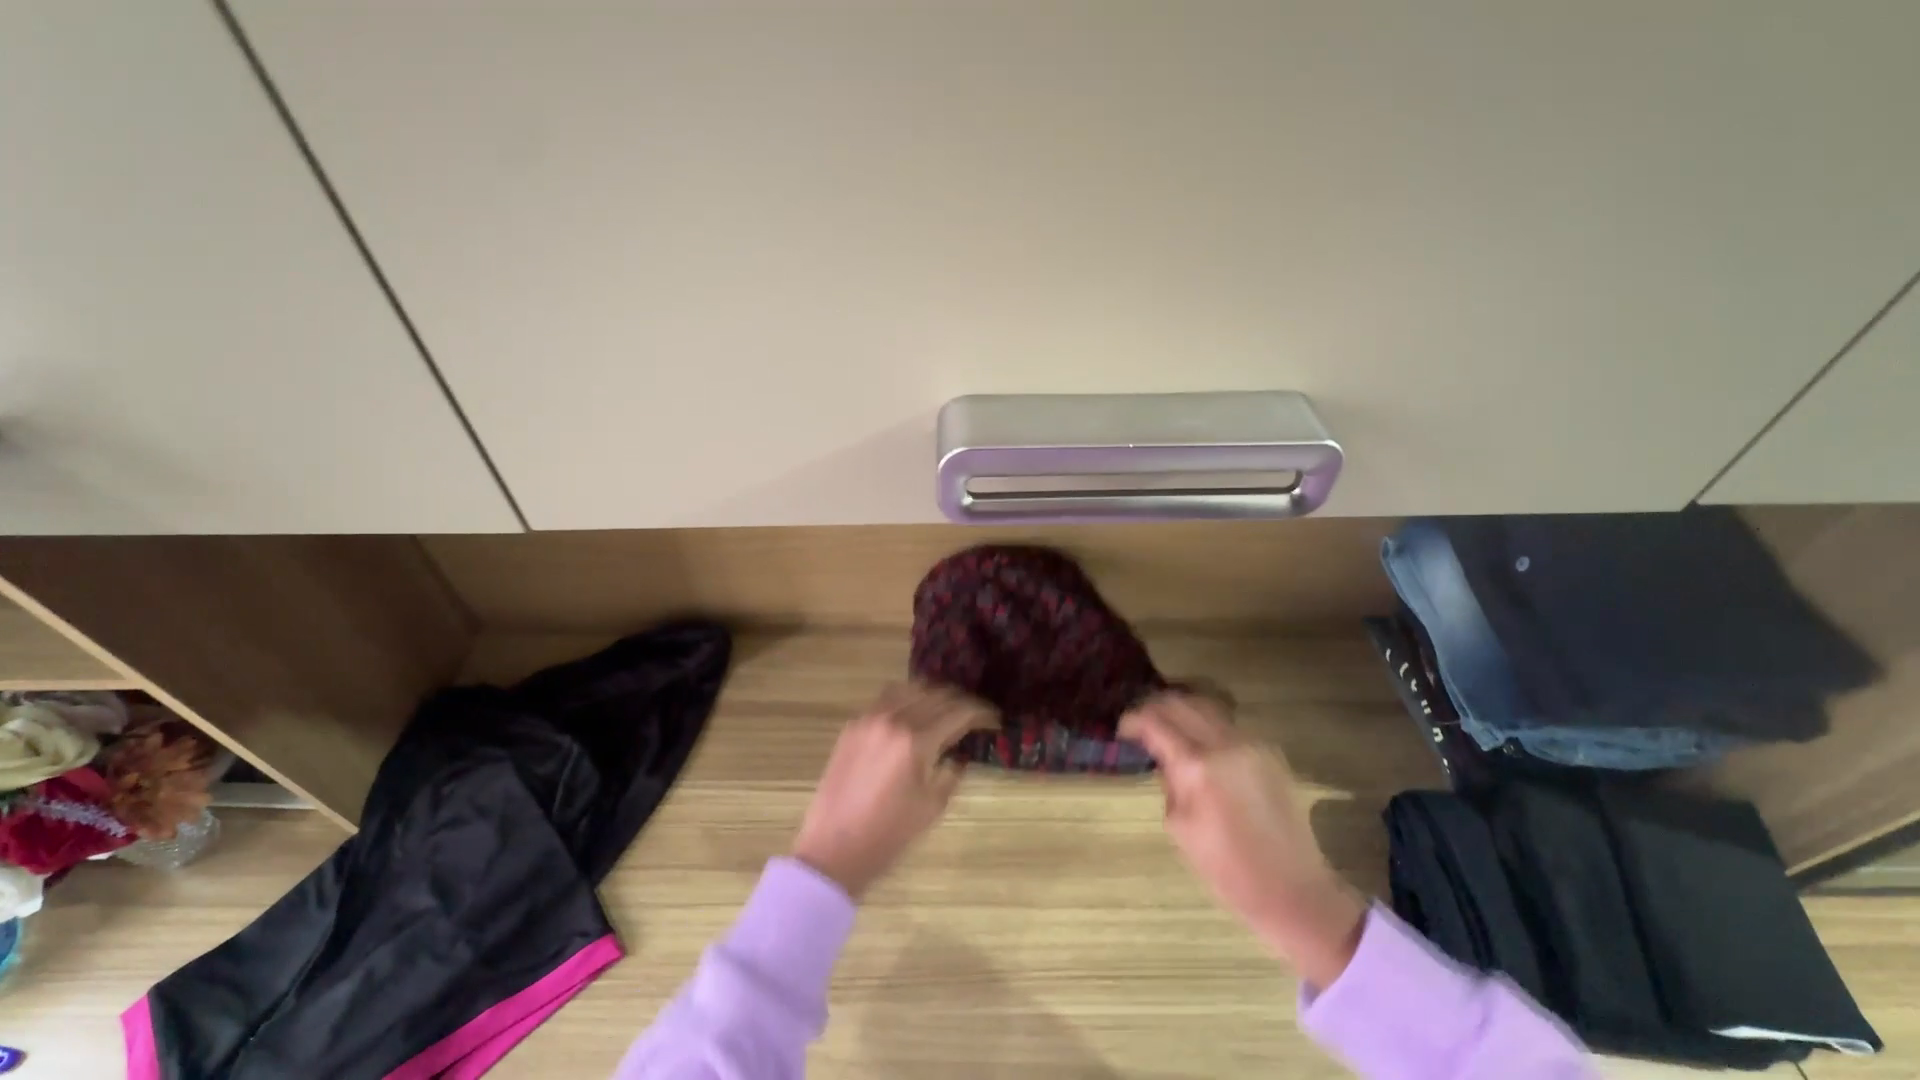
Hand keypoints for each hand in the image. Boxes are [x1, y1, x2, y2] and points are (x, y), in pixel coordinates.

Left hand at [792, 683, 996, 899]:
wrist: (834, 849)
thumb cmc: (888, 835)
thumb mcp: (932, 806)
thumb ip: (951, 772)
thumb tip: (959, 753)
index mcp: (915, 741)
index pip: (958, 713)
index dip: (981, 714)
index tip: (993, 721)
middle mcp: (892, 720)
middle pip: (935, 695)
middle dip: (960, 703)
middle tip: (974, 717)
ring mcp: (868, 720)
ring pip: (908, 689)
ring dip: (931, 696)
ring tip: (944, 711)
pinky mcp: (851, 728)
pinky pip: (884, 700)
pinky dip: (905, 701)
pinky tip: (912, 716)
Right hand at [1121, 692, 1366, 988]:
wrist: (1291, 887)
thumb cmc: (1227, 869)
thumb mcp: (1180, 828)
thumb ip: (1170, 784)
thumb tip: (1167, 760)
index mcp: (1197, 766)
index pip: (1155, 722)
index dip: (1133, 720)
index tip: (1123, 730)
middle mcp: (1226, 744)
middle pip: (1183, 703)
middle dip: (1156, 708)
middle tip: (1142, 724)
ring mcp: (1253, 745)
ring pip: (1209, 708)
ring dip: (1184, 711)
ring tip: (1170, 728)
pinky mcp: (1271, 754)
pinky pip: (1231, 726)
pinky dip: (1209, 726)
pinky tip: (1202, 746)